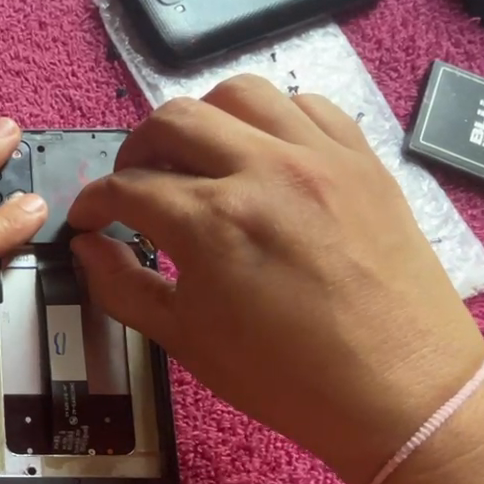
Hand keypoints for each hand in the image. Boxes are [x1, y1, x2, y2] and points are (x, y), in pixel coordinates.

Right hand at [67, 75, 483, 483]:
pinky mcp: (362, 158)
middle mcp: (261, 171)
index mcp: (210, 222)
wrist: (398, 389)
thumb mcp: (182, 337)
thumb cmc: (280, 374)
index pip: (125, 188)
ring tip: (193, 162)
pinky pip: (304, 104)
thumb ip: (120, 285)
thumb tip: (86, 246)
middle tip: (131, 189)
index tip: (85, 222)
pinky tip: (257, 159)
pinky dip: (266, 121)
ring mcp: (319, 156)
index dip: (90, 204)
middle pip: (172, 120)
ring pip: (237, 93)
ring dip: (199, 122)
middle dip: (133, 152)